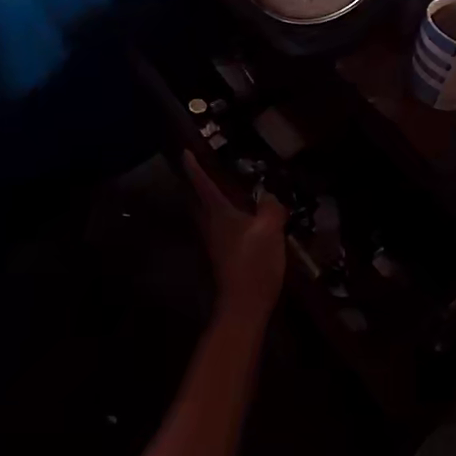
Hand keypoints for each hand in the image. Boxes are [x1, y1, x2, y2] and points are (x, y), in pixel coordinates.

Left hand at [181, 151, 286, 315]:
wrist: (244, 305)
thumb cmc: (253, 262)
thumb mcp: (269, 230)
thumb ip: (270, 207)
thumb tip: (269, 195)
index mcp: (216, 210)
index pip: (201, 181)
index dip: (192, 165)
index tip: (185, 151)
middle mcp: (209, 222)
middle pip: (199, 196)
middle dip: (199, 181)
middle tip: (206, 167)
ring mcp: (214, 239)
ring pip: (209, 212)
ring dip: (212, 199)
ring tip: (227, 189)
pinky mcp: (223, 254)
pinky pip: (220, 225)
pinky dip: (226, 215)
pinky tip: (242, 219)